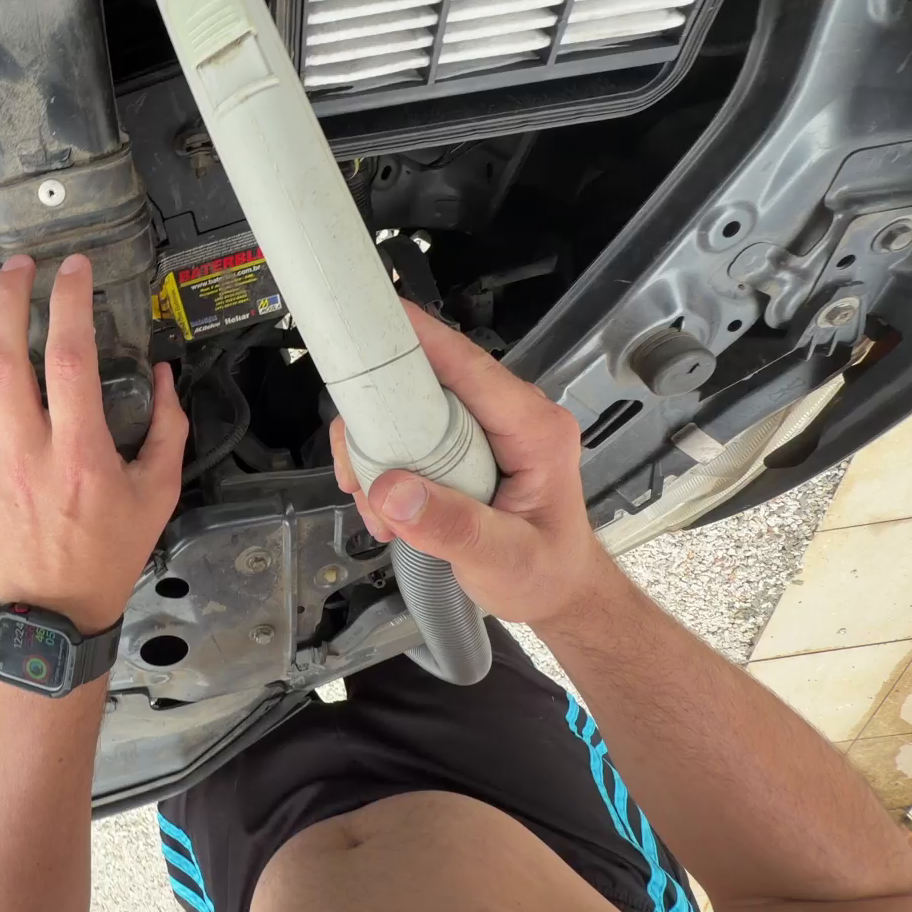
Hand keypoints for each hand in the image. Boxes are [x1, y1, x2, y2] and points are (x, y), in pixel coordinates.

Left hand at [0, 252, 188, 633]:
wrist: (58, 608)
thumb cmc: (111, 549)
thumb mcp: (159, 490)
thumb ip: (168, 427)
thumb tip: (162, 372)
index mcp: (80, 454)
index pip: (70, 359)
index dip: (70, 303)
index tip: (75, 270)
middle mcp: (25, 454)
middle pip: (2, 359)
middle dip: (7, 299)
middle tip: (21, 269)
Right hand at [330, 301, 620, 625]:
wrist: (555, 594)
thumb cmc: (546, 574)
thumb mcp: (504, 558)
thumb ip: (451, 527)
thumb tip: (390, 489)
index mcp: (530, 427)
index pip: (469, 365)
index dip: (419, 337)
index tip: (373, 318)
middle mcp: (501, 416)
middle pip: (420, 385)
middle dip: (375, 424)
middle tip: (355, 471)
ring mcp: (473, 430)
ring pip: (401, 414)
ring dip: (372, 458)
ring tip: (374, 508)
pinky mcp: (452, 447)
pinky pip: (400, 439)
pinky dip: (379, 472)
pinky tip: (383, 509)